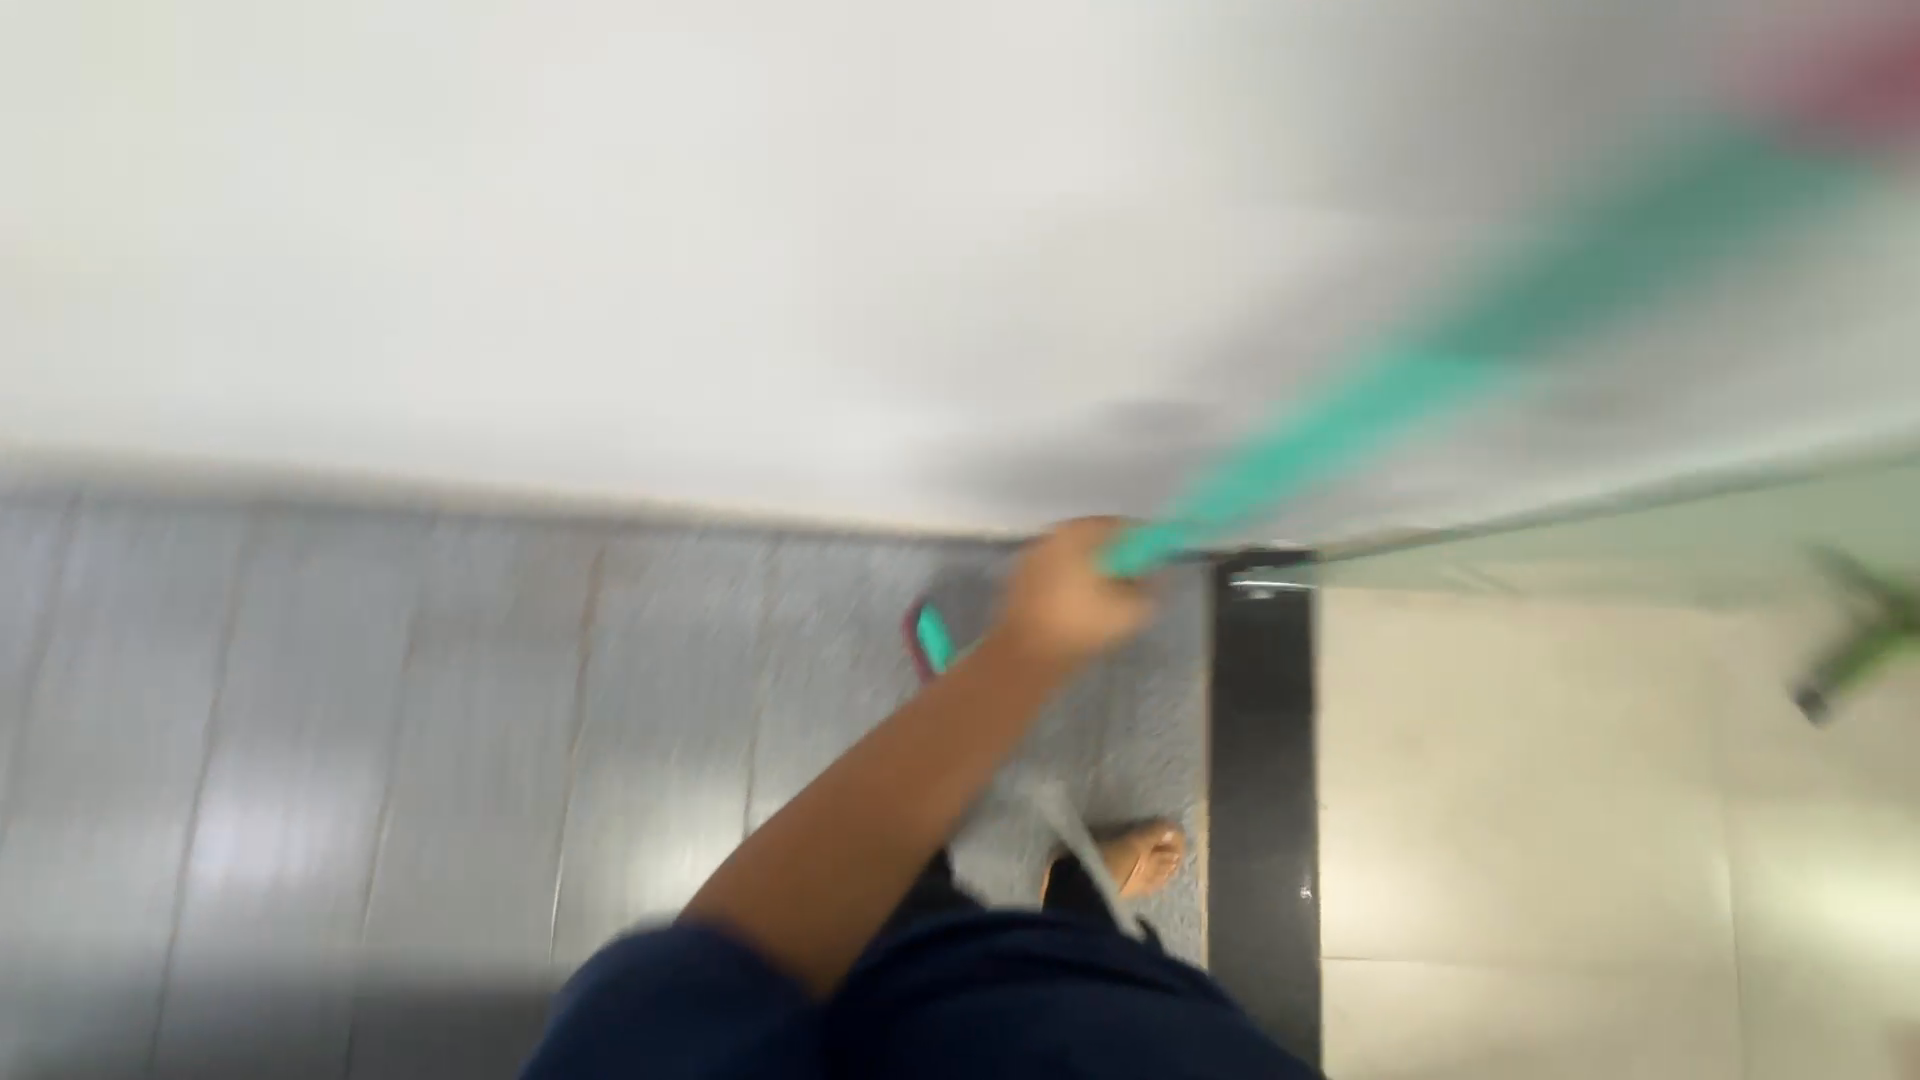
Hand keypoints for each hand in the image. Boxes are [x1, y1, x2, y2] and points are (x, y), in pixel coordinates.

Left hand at [993, 517, 1156, 666]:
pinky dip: (1072, 581)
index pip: (1122, 526)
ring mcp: (1033, 555)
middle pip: (1097, 538)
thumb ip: (1152, 587)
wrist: (1026, 655)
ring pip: (1075, 555)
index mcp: (1078, 532)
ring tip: (1109, 597)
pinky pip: (1057, 571)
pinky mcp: (1021, 577)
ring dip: (1094, 569)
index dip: (1143, 543)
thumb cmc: (1080, 626)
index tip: (1155, 564)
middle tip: (1135, 582)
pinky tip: (1081, 606)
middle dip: (1118, 556)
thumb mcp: (1132, 611)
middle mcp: (1053, 535)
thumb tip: (1158, 575)